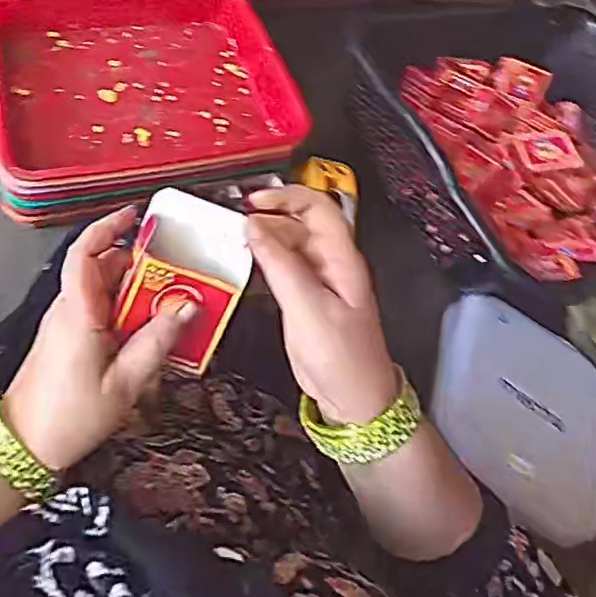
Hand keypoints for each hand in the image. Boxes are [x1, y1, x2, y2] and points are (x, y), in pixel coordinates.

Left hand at [3, 206, 196, 471]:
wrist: (25, 445)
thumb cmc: (66, 417)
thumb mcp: (124, 382)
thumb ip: (157, 341)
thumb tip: (184, 308)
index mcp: (78, 309)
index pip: (87, 249)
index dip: (110, 224)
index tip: (136, 214)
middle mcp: (70, 306)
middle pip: (105, 265)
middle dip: (140, 264)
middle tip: (173, 274)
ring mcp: (67, 320)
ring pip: (105, 287)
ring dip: (136, 290)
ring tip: (166, 306)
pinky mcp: (69, 334)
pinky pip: (101, 307)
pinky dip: (125, 309)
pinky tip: (145, 330)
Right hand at [246, 186, 398, 423]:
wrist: (354, 401)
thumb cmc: (346, 361)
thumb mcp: (308, 308)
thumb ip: (280, 265)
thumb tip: (255, 228)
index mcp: (342, 259)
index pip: (317, 207)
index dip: (287, 195)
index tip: (257, 199)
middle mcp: (331, 263)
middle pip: (301, 219)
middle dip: (271, 211)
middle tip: (241, 216)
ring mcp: (318, 279)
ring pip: (290, 239)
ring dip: (266, 232)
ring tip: (241, 235)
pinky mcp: (305, 295)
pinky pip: (283, 262)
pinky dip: (265, 254)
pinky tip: (251, 257)